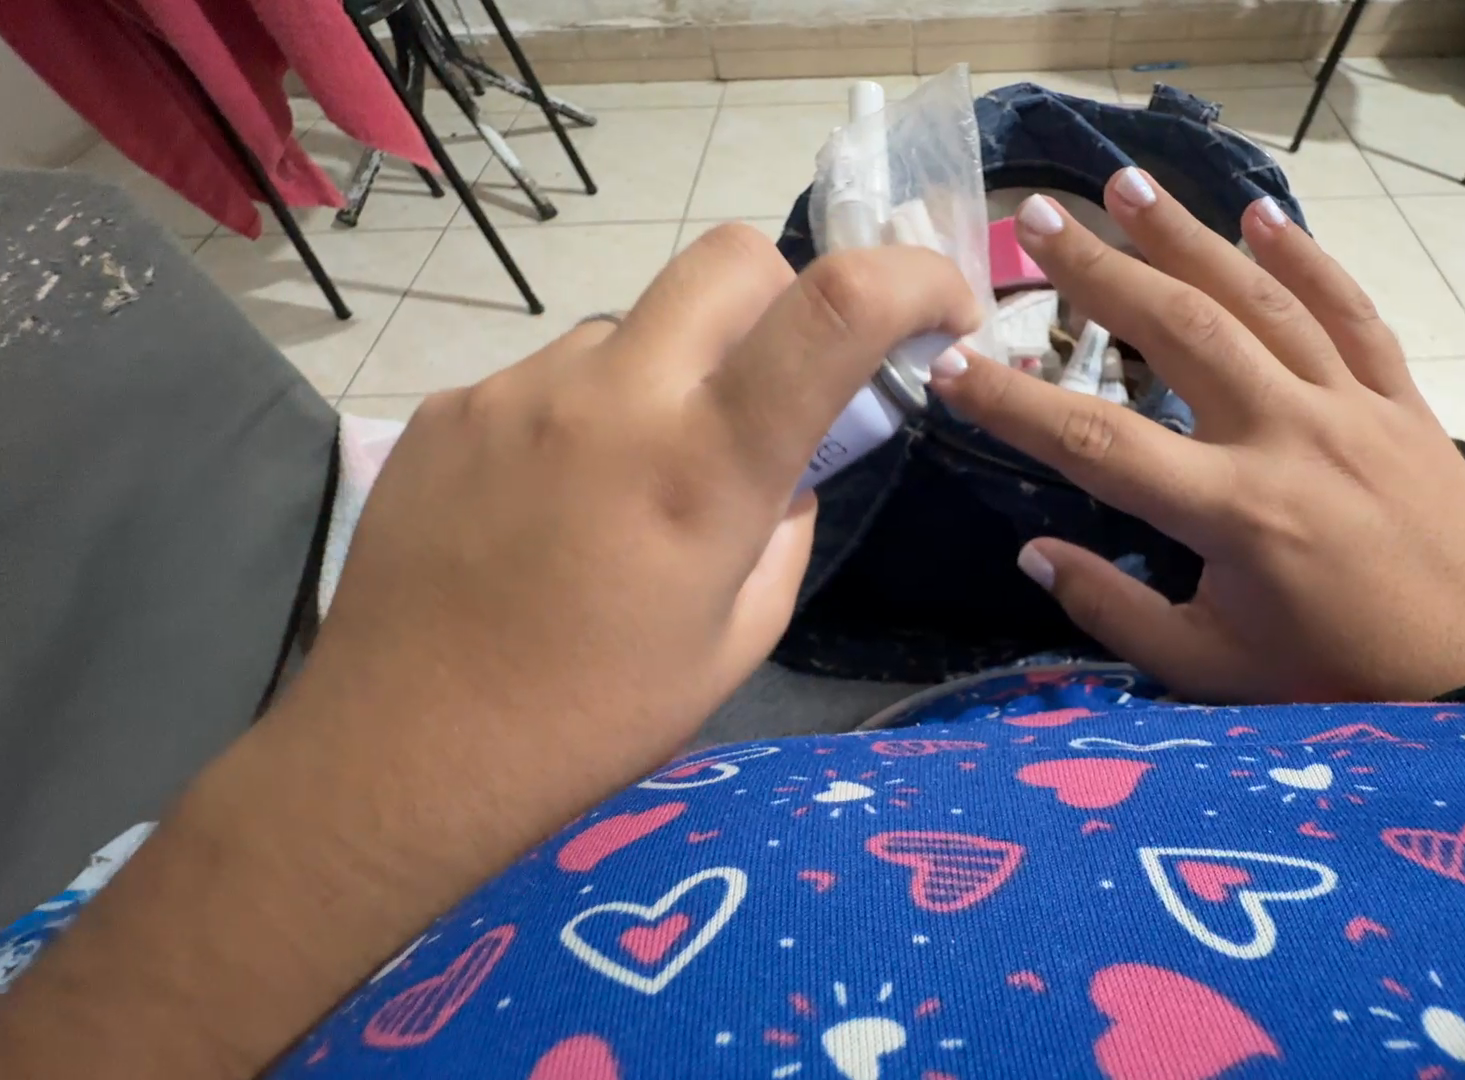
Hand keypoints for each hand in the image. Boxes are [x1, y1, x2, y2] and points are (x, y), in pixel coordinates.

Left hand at [0, 225, 978, 1078]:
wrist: (406, 754)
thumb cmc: (604, 713)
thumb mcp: (745, 631)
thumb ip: (789, 522)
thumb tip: (790, 462)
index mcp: (709, 465)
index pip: (835, 310)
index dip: (915, 279)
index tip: (946, 314)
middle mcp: (615, 395)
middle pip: (734, 257)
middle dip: (791, 299)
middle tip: (783, 388)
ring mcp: (521, 387)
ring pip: (643, 325)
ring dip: (682, 372)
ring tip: (650, 478)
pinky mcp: (455, 403)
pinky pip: (565, 373)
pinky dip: (603, 410)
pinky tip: (569, 498)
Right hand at [931, 170, 1464, 703]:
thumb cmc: (1334, 679)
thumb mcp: (1206, 667)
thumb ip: (1112, 608)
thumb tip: (1033, 554)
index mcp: (1232, 512)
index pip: (1097, 443)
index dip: (1015, 402)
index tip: (952, 363)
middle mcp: (1288, 437)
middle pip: (1178, 331)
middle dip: (1096, 269)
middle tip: (1035, 217)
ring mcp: (1353, 409)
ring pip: (1260, 300)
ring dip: (1186, 236)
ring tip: (1127, 186)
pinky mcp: (1402, 403)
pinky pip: (1351, 314)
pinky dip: (1307, 259)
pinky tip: (1262, 216)